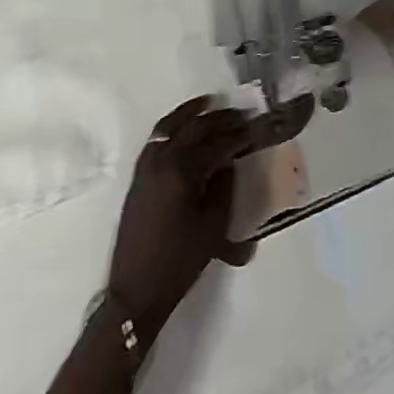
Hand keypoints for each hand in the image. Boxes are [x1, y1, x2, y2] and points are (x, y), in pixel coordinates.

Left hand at [106, 96, 255, 344]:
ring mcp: (146, 167)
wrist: (136, 290)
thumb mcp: (214, 225)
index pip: (218, 143)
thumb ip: (224, 186)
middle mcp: (162, 161)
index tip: (258, 128)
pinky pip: (157, 139)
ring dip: (193, 114)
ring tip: (212, 103)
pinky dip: (172, 126)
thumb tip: (229, 161)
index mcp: (183, 172)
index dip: (240, 135)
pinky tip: (185, 126)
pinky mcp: (138, 177)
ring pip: (170, 127)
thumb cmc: (180, 260)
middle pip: (194, 128)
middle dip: (220, 119)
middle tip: (242, 115)